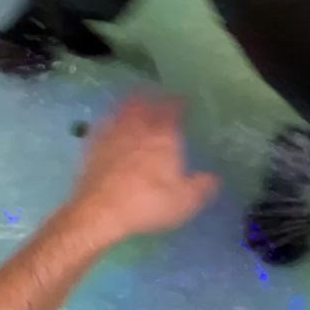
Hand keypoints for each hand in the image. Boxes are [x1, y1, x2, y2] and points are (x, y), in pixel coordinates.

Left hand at [59, 95, 219, 245]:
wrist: (100, 211)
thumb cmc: (148, 203)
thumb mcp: (185, 200)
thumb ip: (203, 186)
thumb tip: (215, 177)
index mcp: (164, 135)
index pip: (174, 109)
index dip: (180, 103)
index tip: (184, 102)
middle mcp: (139, 127)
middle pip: (146, 103)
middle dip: (153, 99)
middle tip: (158, 99)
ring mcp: (113, 134)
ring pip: (123, 109)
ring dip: (131, 105)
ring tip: (135, 105)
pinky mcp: (93, 146)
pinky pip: (104, 125)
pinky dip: (111, 121)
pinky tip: (110, 127)